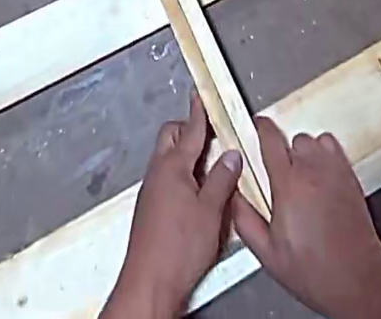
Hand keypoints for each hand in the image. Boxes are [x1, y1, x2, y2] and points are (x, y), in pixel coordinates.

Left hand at [101, 94, 244, 318]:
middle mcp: (157, 174)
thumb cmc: (178, 249)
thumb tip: (231, 156)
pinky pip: (166, 179)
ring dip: (187, 156)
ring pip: (168, 159)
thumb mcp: (211, 211)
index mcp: (172, 167)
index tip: (200, 94)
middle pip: (171, 137)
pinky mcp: (150, 209)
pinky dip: (182, 177)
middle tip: (210, 133)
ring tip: (211, 167)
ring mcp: (151, 191)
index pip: (189, 130)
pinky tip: (197, 195)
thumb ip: (222, 179)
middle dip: (189, 130)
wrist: (148, 285)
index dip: (198, 111)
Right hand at [229, 117, 380, 318]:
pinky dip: (323, 152)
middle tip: (279, 174)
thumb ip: (245, 220)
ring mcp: (332, 169)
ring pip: (311, 140)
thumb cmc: (315, 270)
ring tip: (300, 176)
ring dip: (303, 152)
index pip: (270, 139)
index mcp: (287, 185)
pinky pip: (331, 145)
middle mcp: (310, 170)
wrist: (356, 278)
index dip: (261, 127)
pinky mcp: (348, 173)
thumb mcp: (268, 253)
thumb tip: (233, 197)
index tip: (257, 125)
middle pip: (290, 138)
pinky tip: (319, 172)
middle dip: (282, 151)